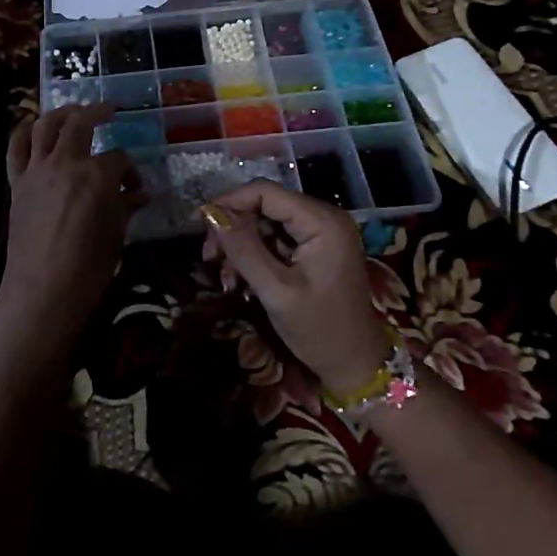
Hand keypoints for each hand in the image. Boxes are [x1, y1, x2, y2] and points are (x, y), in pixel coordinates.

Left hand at [0, 104, 136, 341]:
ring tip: (73, 111)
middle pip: (80, 123)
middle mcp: (65, 163)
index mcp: (96, 176)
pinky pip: (15, 148)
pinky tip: (33, 127)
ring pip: (45, 126)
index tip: (136, 186)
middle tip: (109, 109)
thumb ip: (125, 207)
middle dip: (97, 111)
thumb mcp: (116, 236)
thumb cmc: (88, 269)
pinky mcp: (17, 183)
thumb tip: (138, 194)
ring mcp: (36, 171)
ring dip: (60, 112)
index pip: (119, 159)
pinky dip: (24, 132)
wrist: (42, 290)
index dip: (131, 169)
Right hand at [201, 180, 388, 391]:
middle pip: (264, 204)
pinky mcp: (317, 248)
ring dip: (240, 244)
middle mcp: (324, 218)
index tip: (201, 226)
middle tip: (209, 256)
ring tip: (225, 275)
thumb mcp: (275, 290)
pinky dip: (255, 254)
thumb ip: (244, 249)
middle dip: (233, 227)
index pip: (265, 192)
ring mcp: (322, 233)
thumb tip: (212, 216)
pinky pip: (277, 238)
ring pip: (266, 222)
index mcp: (322, 223)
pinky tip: (240, 278)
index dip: (229, 203)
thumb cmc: (319, 329)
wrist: (355, 363)